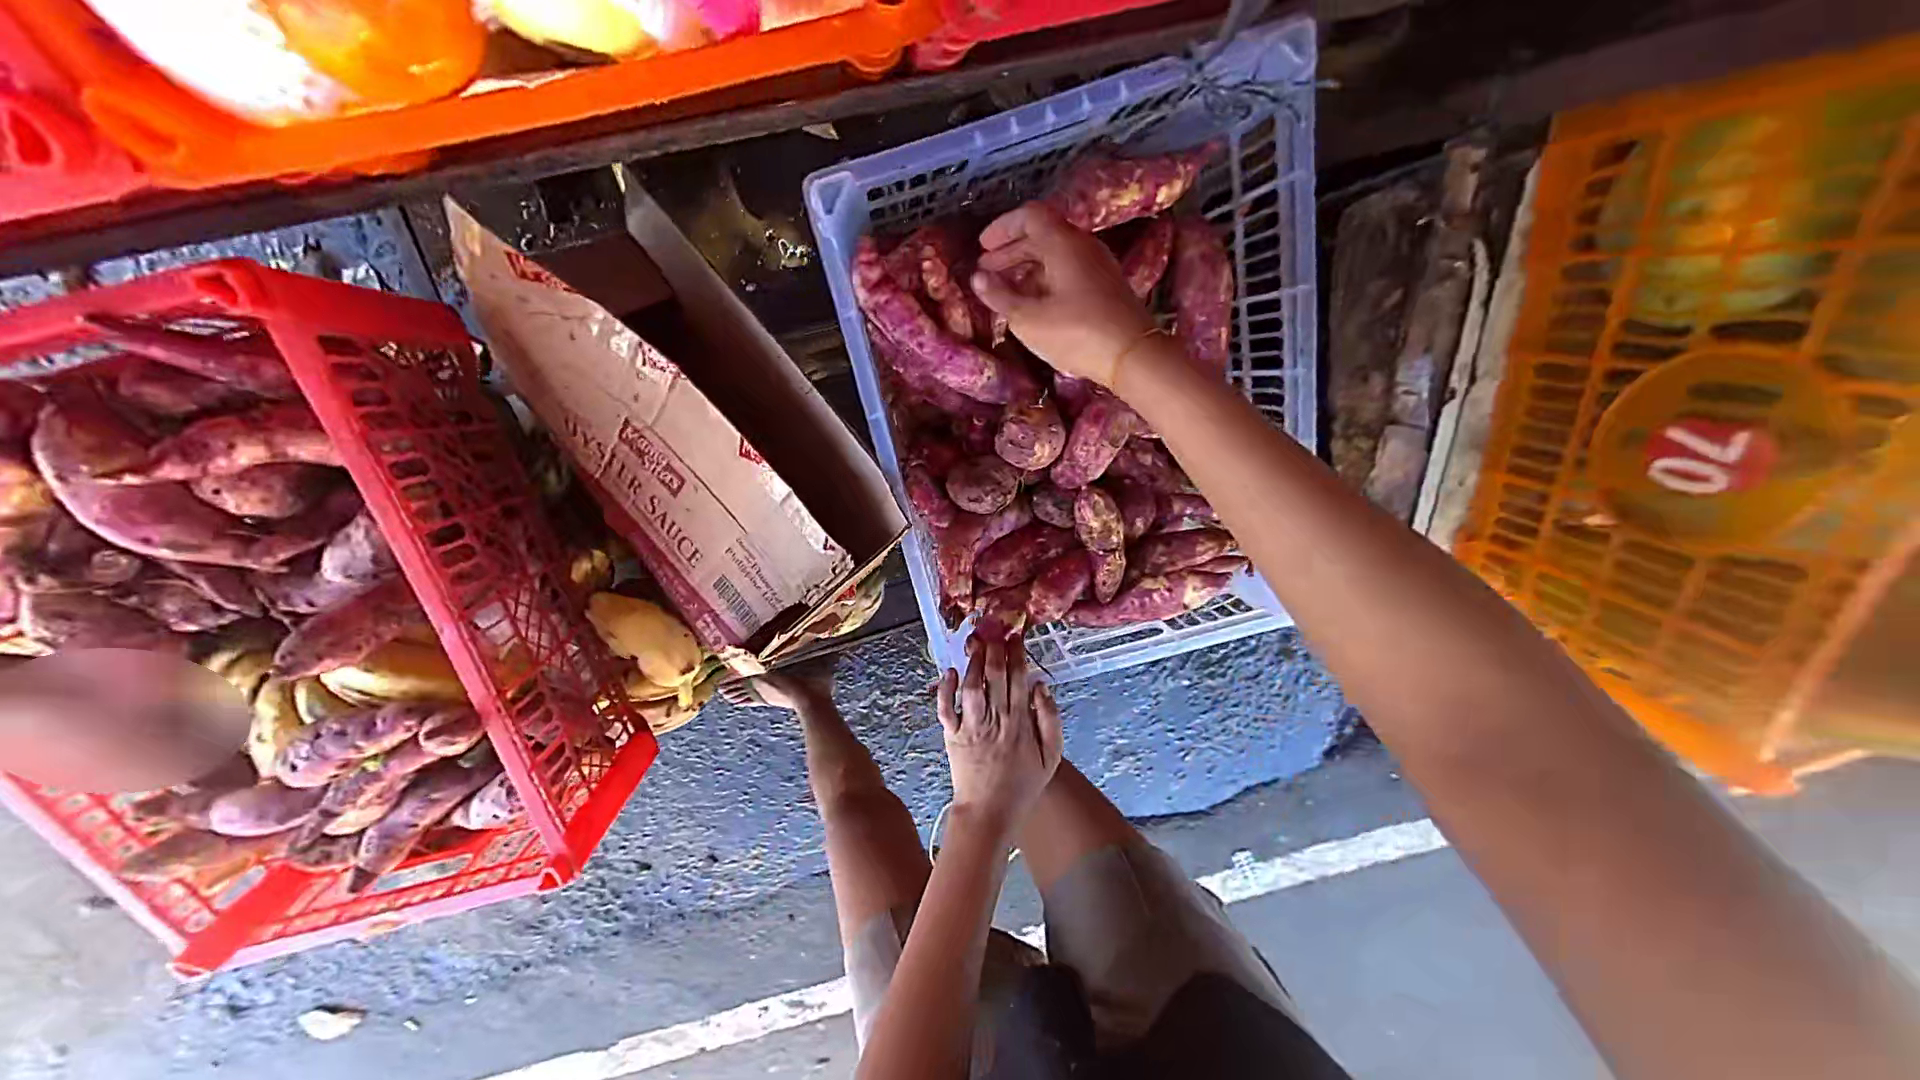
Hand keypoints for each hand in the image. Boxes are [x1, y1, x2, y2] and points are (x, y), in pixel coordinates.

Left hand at [936, 637, 1062, 835]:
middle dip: (995, 650)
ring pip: (971, 688)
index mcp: (1020, 723)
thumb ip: (1050, 720)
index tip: (1016, 636)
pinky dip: (945, 689)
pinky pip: (946, 709)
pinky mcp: (952, 736)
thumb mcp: (1050, 757)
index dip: (1018, 655)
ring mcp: (971, 728)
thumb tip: (1042, 686)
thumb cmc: (1022, 784)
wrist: (989, 812)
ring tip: (975, 644)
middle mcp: (996, 720)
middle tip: (994, 631)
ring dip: (973, 663)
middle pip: (995, 677)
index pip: (1020, 680)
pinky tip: (949, 671)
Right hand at [971, 203, 1157, 387]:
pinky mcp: (1105, 287)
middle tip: (987, 271)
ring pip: (1056, 255)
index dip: (1002, 227)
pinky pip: (1069, 272)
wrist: (1132, 355)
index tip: (982, 246)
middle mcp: (1083, 246)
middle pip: (1042, 235)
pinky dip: (1045, 280)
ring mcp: (1098, 266)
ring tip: (1006, 291)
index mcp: (1063, 243)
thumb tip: (978, 277)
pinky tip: (1034, 304)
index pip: (1029, 216)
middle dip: (1011, 251)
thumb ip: (1000, 296)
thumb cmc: (1076, 333)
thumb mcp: (1028, 319)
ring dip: (1027, 268)